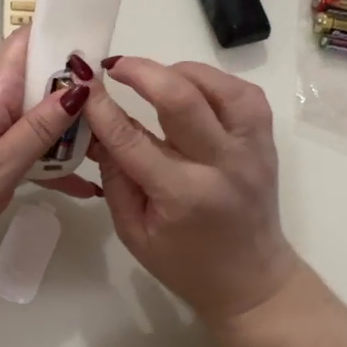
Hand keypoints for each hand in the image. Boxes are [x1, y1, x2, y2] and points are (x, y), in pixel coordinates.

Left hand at [0, 28, 100, 256]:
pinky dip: (57, 158)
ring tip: (113, 143)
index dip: (63, 33)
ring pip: (45, 109)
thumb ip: (41, 127)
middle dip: (81, 85)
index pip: (28, 41)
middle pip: (45, 75)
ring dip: (74, 125)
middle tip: (118, 106)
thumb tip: (79, 86)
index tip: (102, 44)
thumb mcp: (2, 163)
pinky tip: (86, 184)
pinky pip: (35, 141)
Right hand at [82, 57, 300, 323]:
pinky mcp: (266, 141)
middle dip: (142, 72)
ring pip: (220, 87)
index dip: (102, 108)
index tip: (80, 84)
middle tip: (113, 66)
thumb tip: (95, 126)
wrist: (251, 280)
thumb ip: (114, 177)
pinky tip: (189, 85)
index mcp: (183, 196)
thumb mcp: (133, 231)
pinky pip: (245, 94)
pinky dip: (214, 81)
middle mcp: (222, 166)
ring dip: (180, 72)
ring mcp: (251, 150)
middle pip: (183, 100)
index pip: (133, 139)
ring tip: (153, 76)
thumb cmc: (183, 263)